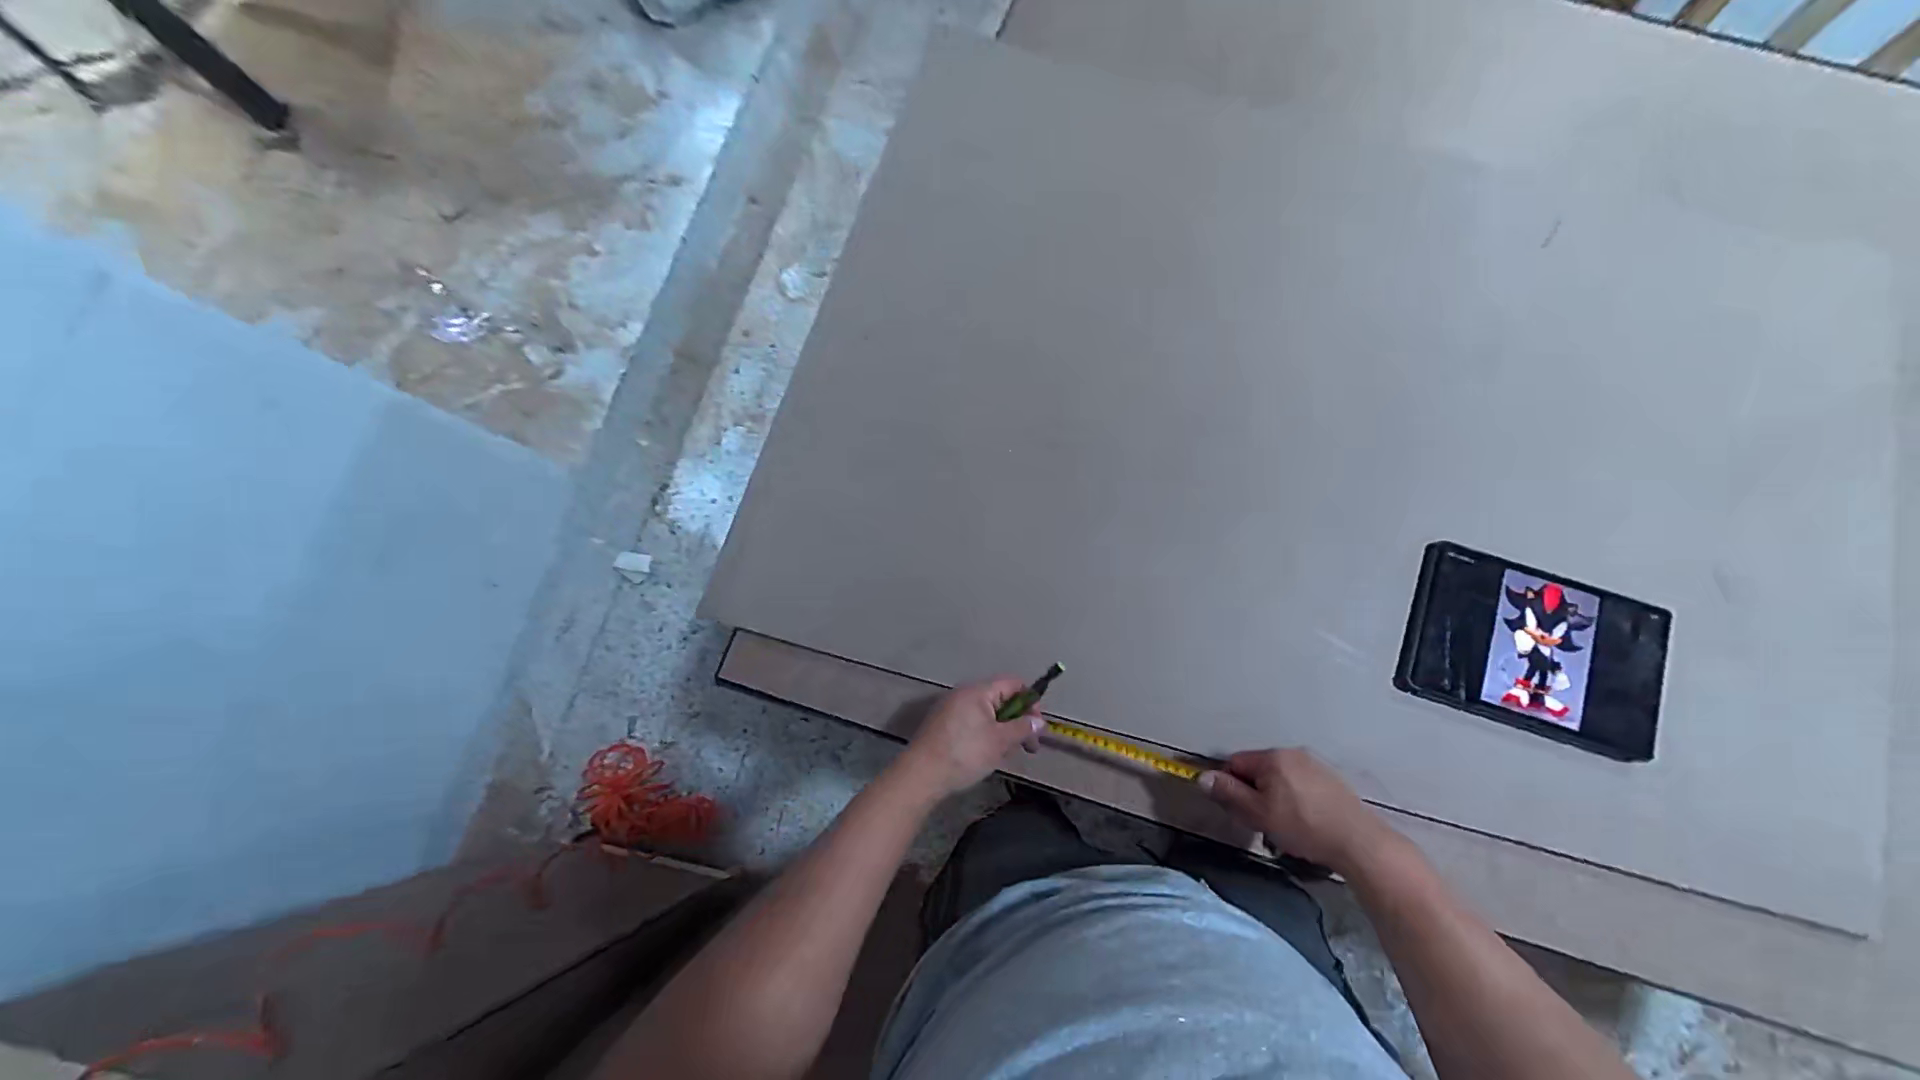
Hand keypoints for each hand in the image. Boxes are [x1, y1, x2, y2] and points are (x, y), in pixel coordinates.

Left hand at [895, 678, 1043, 797]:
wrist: (921, 775)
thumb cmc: (965, 754)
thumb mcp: (1000, 741)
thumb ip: (1022, 728)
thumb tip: (1039, 722)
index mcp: (978, 691)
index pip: (1013, 683)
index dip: (1031, 702)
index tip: (1037, 727)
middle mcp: (963, 693)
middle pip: (1001, 698)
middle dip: (1018, 721)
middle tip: (1028, 747)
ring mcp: (950, 709)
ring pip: (987, 713)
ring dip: (1003, 731)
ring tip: (1005, 754)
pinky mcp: (942, 724)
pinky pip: (972, 722)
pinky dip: (986, 734)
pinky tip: (986, 755)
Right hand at [1199, 748, 1384, 870]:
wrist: (1358, 842)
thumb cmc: (1303, 826)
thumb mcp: (1258, 813)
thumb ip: (1228, 793)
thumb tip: (1202, 777)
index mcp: (1272, 757)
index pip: (1235, 762)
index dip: (1230, 786)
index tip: (1238, 808)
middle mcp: (1293, 754)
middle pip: (1258, 770)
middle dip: (1254, 793)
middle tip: (1261, 821)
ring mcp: (1316, 766)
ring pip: (1281, 779)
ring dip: (1275, 797)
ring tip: (1285, 826)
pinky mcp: (1333, 781)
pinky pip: (1302, 785)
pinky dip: (1297, 800)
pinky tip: (1306, 822)